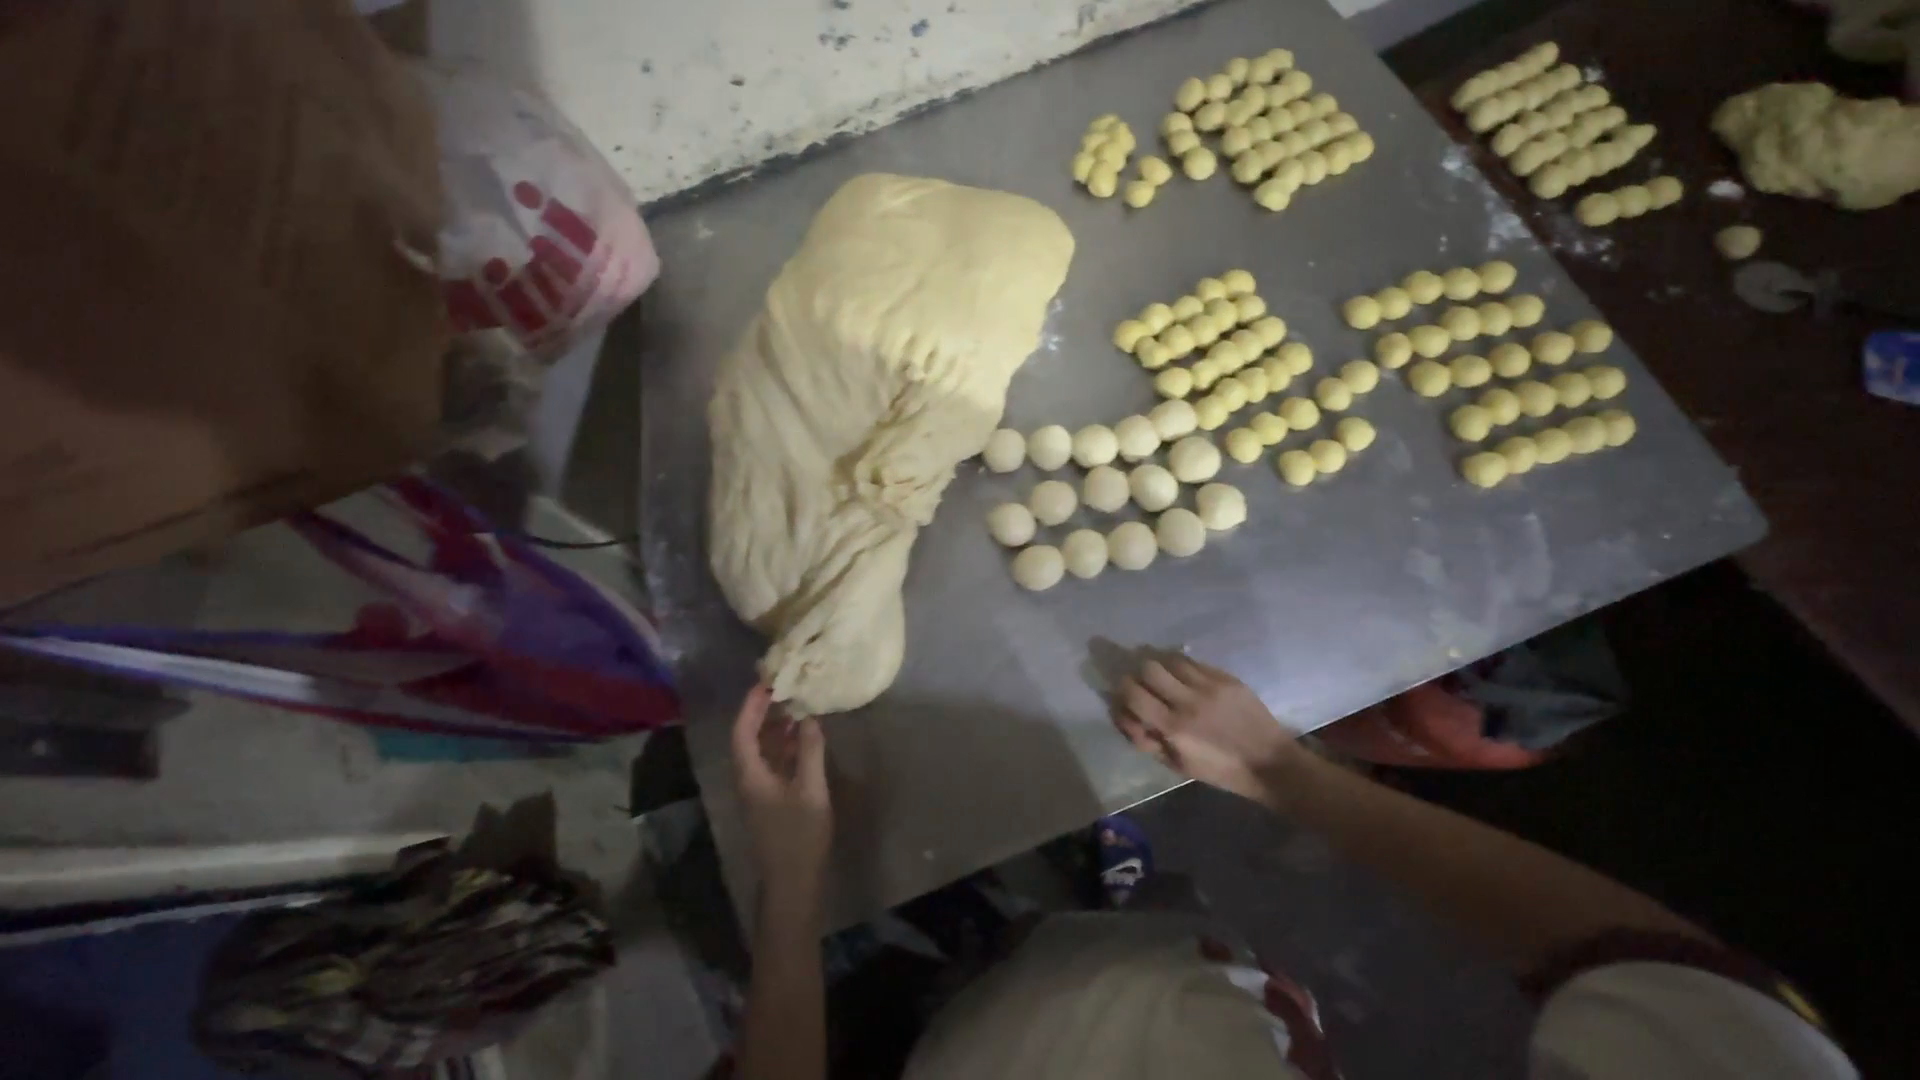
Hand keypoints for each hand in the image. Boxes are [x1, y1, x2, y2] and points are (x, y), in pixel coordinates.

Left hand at [731, 684, 832, 911]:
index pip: (742, 731)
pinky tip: (802, 739)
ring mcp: (758, 792)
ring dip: (775, 729)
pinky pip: (771, 764)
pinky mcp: (770, 801)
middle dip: (764, 713)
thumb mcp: (810, 789)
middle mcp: (748, 779)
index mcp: (750, 775)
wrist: (792, 882)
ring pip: (761, 752)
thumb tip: (808, 718)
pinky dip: (784, 747)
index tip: (768, 683)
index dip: (751, 706)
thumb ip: (809, 751)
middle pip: (748, 739)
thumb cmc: (799, 835)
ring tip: (797, 707)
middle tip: (786, 689)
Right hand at [1112, 656, 1303, 801]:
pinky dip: (1182, 667)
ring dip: (1161, 666)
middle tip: (1143, 683)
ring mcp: (1209, 686)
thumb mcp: (1176, 765)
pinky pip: (1194, 662)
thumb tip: (1124, 715)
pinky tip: (1185, 676)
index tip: (1124, 693)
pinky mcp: (1226, 678)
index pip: (1133, 694)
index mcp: (1173, 728)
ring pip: (1170, 659)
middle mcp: (1188, 701)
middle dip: (1139, 674)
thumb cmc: (1220, 770)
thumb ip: (1146, 740)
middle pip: (1148, 668)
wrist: (1269, 762)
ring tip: (1164, 676)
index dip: (1122, 690)